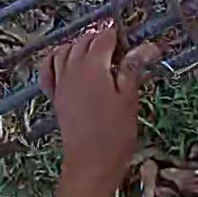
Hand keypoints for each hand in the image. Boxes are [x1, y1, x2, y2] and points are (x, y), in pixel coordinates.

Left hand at [39, 27, 160, 193]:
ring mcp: (60, 82)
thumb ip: (133, 68)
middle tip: (119, 46)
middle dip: (100, 37)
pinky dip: (56, 59)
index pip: (104, 38)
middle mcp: (72, 69)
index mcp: (93, 66)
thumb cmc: (116, 132)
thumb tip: (148, 45)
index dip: (117, 34)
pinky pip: (49, 69)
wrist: (91, 162)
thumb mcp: (129, 98)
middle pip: (83, 42)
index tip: (130, 37)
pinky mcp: (55, 96)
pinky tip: (64, 61)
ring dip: (79, 45)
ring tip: (96, 50)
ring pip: (64, 51)